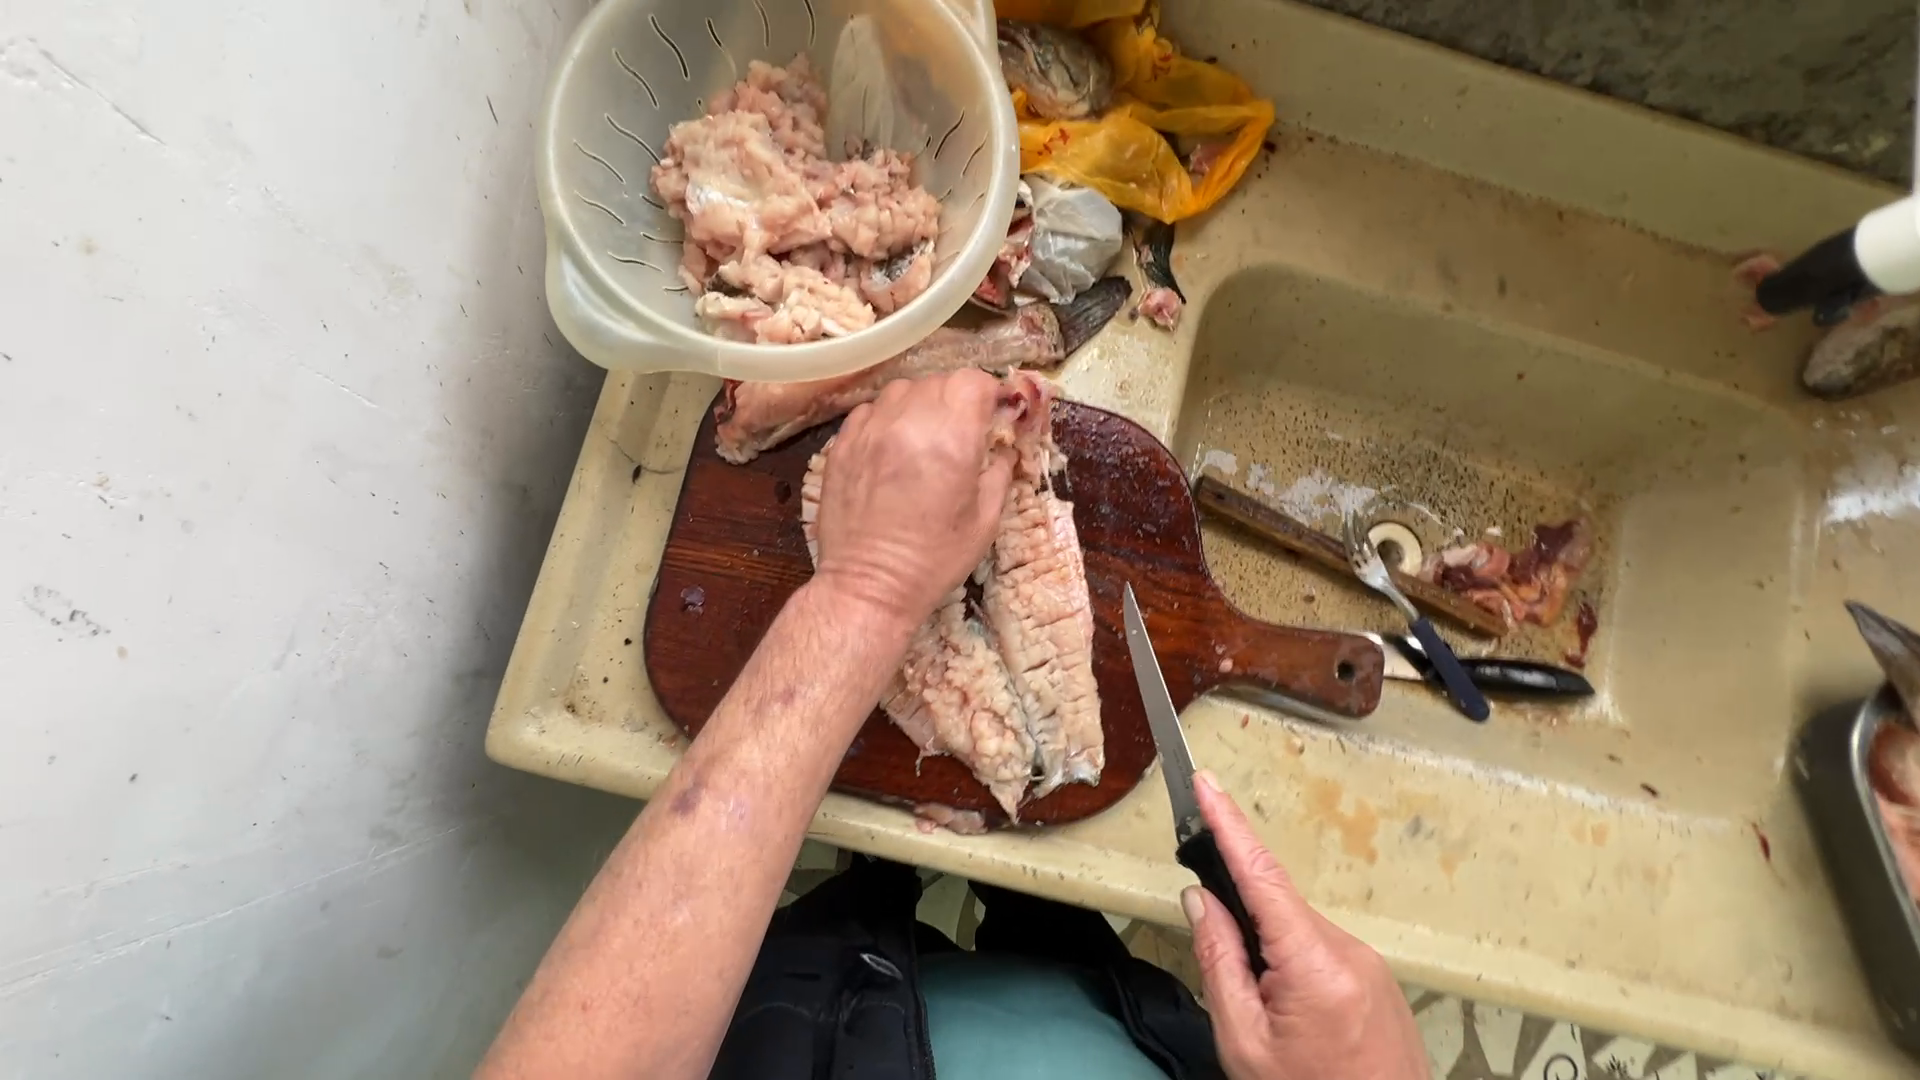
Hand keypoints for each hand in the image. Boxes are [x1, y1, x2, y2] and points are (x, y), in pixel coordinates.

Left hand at [811, 369, 1015, 629]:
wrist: (868, 586)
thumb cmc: (934, 560)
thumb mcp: (986, 521)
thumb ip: (999, 473)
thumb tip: (1003, 447)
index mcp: (951, 440)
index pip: (973, 382)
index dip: (989, 393)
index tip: (993, 414)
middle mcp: (908, 423)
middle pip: (940, 381)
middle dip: (959, 399)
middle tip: (964, 429)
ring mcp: (869, 430)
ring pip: (902, 390)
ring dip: (922, 404)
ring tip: (926, 436)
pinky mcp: (841, 444)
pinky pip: (870, 411)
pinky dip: (888, 419)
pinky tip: (894, 447)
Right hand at [1183, 771, 1428, 1079]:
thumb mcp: (1243, 1043)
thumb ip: (1218, 961)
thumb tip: (1200, 898)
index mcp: (1315, 967)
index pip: (1261, 874)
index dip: (1229, 823)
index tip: (1206, 783)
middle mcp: (1350, 952)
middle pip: (1275, 904)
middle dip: (1240, 918)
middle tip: (1230, 973)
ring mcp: (1370, 963)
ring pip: (1295, 926)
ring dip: (1267, 947)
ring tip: (1267, 1012)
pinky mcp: (1378, 977)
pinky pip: (1318, 945)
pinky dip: (1290, 958)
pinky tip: (1290, 1009)